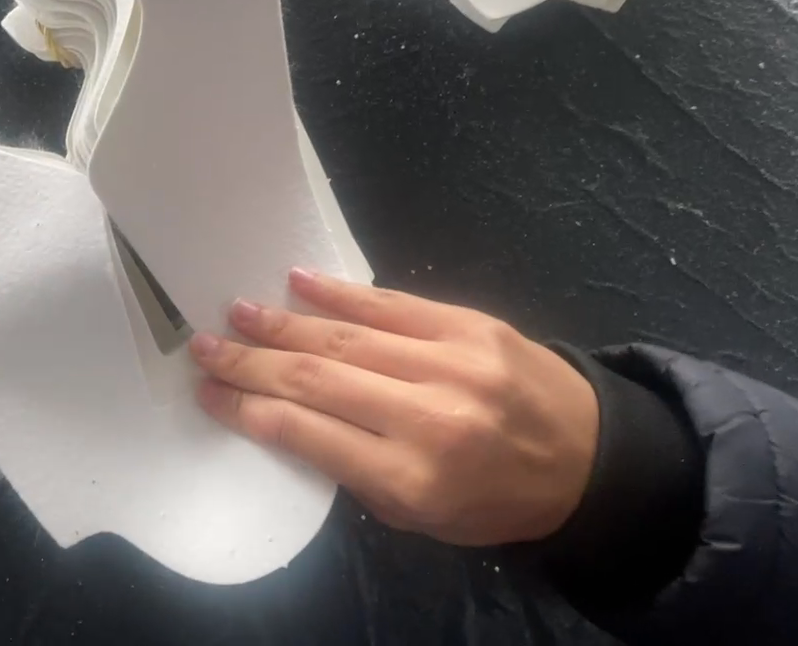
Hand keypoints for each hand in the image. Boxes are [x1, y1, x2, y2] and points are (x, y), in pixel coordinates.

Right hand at [188, 270, 597, 545]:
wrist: (594, 460)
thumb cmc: (495, 499)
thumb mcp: (421, 515)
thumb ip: (352, 467)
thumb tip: (283, 414)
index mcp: (413, 479)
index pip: (307, 434)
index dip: (248, 410)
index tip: (209, 392)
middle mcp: (426, 417)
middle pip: (314, 378)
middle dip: (249, 363)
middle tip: (203, 347)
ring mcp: (449, 363)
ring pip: (343, 336)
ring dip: (281, 323)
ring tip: (237, 313)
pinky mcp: (468, 323)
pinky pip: (389, 302)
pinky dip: (337, 292)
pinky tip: (298, 281)